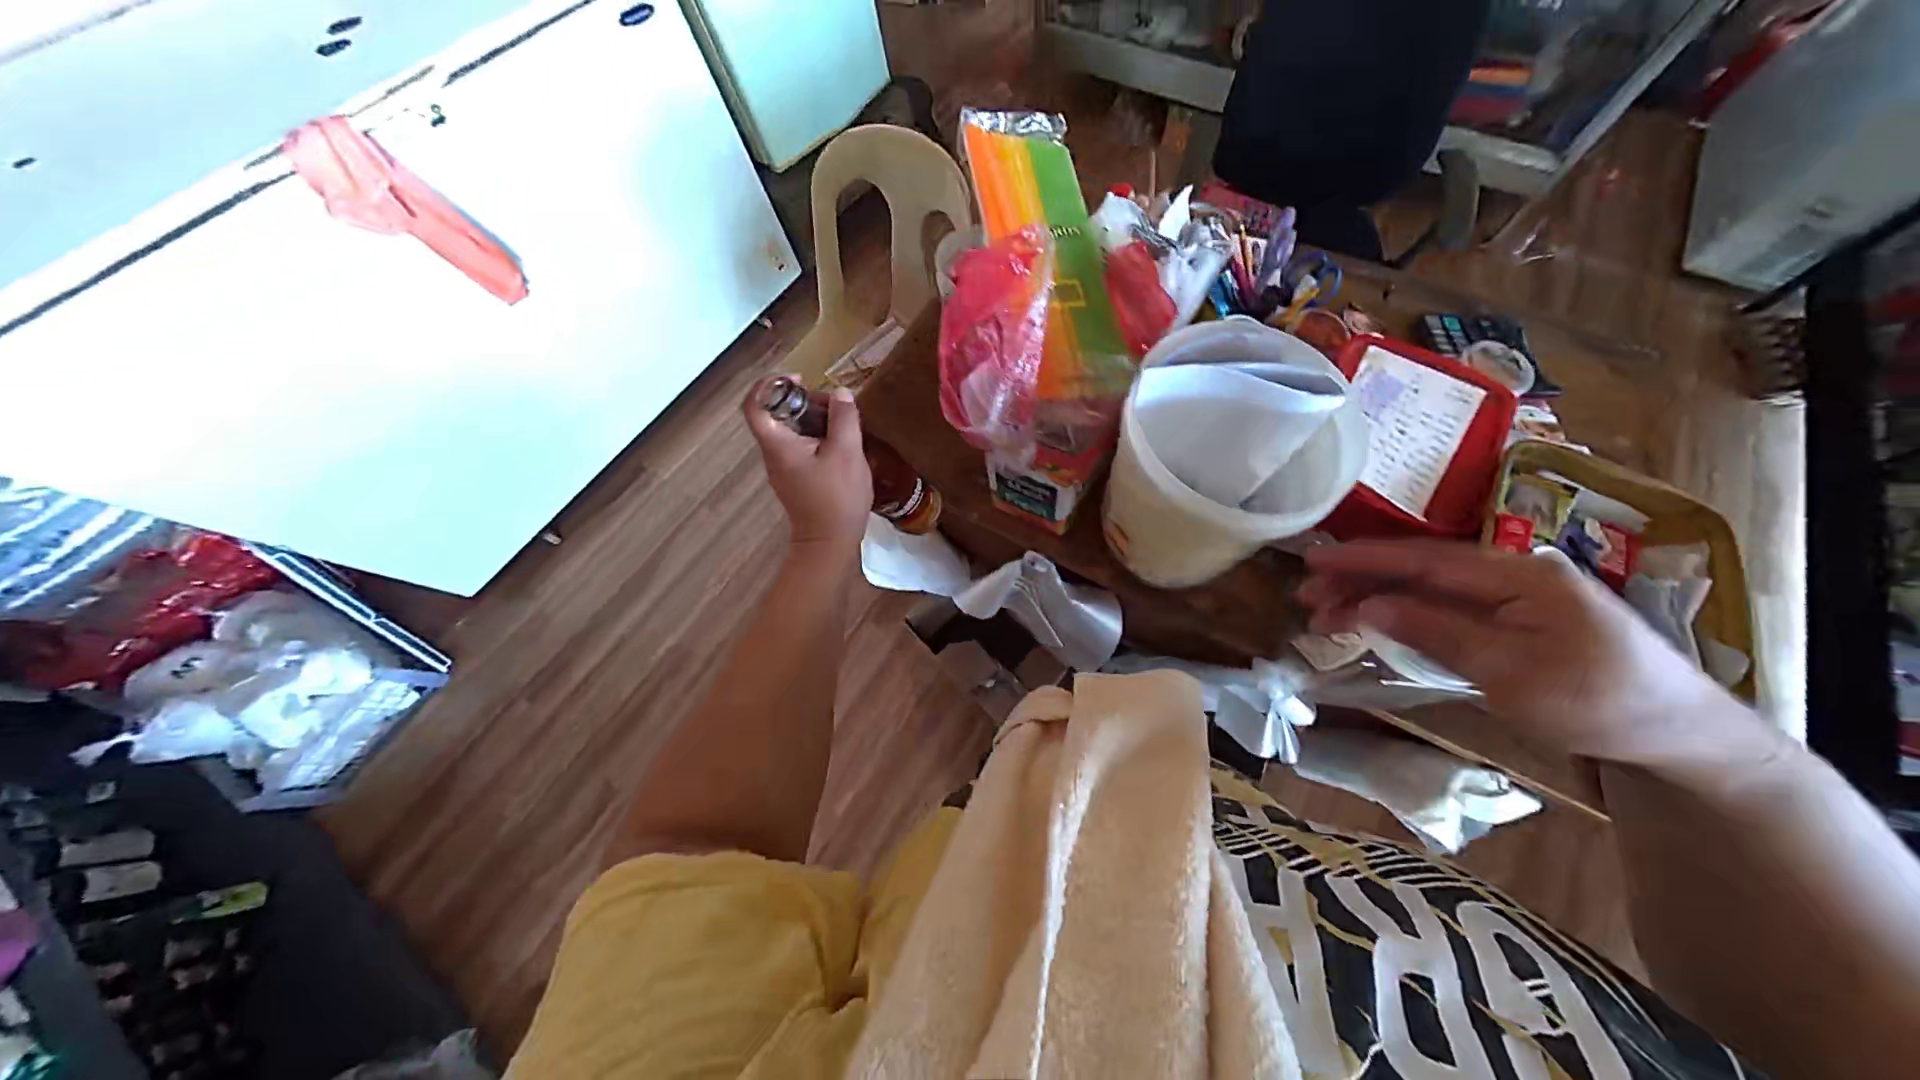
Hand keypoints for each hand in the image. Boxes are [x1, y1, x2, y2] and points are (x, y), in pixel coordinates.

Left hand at [743, 378, 872, 552]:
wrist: (830, 543)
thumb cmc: (837, 498)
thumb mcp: (847, 453)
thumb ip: (843, 419)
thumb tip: (840, 393)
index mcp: (778, 444)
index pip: (755, 404)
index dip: (771, 384)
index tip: (798, 379)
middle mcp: (773, 454)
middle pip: (777, 414)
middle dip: (805, 402)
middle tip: (835, 406)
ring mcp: (783, 469)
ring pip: (791, 431)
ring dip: (815, 420)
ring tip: (844, 424)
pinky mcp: (795, 479)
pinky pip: (801, 448)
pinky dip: (817, 438)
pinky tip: (842, 445)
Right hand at [1297, 539, 1766, 768]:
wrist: (1680, 737)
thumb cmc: (1598, 702)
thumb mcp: (1510, 672)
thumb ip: (1435, 631)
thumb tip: (1369, 606)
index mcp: (1515, 576)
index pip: (1421, 559)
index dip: (1362, 560)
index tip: (1311, 562)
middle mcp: (1510, 575)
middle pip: (1417, 569)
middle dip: (1357, 580)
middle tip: (1306, 596)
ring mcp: (1512, 597)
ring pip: (1425, 588)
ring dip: (1373, 598)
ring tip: (1325, 613)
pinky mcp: (1513, 621)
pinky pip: (1443, 607)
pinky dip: (1402, 613)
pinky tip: (1374, 621)